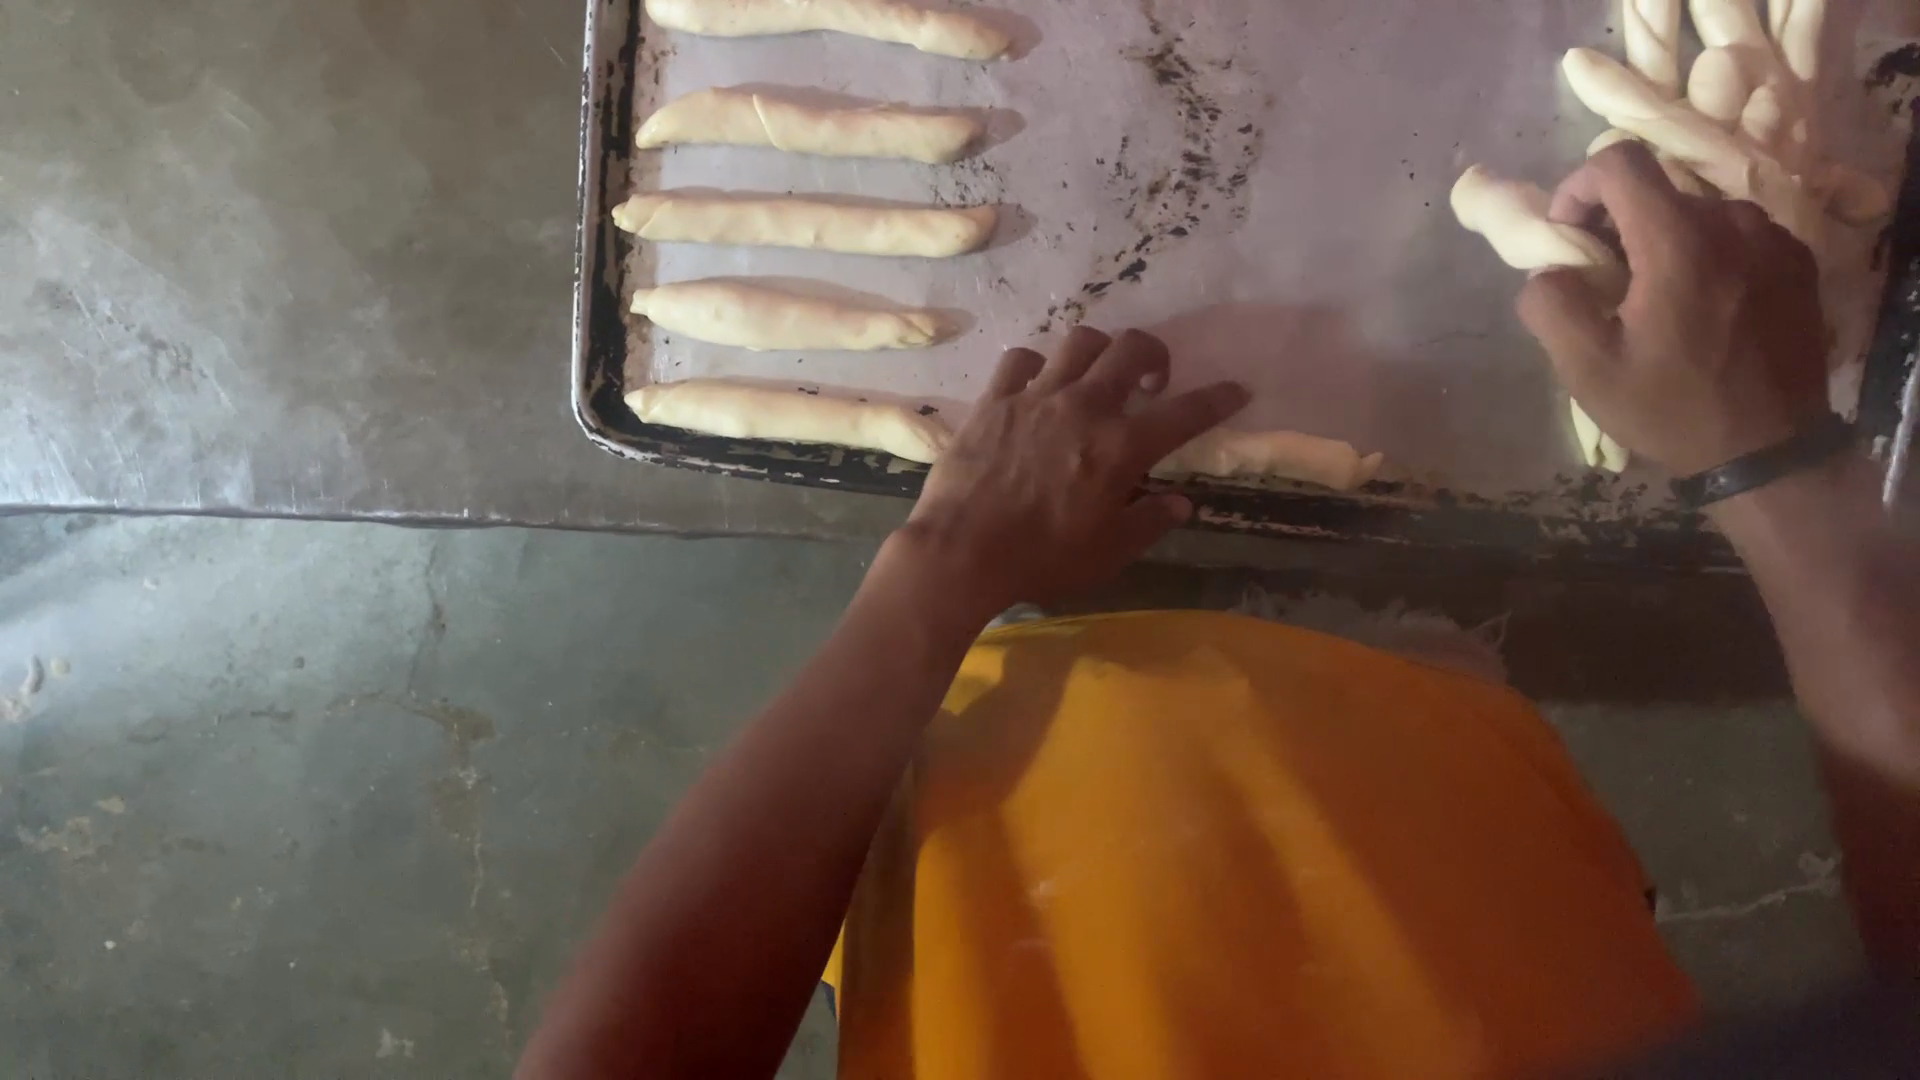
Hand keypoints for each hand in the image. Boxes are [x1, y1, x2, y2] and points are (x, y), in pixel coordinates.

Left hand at [882, 327, 1248, 624]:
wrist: (961, 551)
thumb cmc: (1041, 560)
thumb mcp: (1107, 553)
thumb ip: (1149, 523)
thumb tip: (1182, 503)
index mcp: (1120, 447)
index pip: (1185, 412)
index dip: (1218, 398)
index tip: (1236, 390)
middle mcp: (1084, 407)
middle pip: (1131, 349)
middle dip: (1155, 354)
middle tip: (1153, 380)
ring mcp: (1035, 397)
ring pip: (1078, 342)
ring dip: (1098, 351)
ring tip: (1096, 375)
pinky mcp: (994, 400)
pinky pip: (1020, 359)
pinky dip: (1037, 365)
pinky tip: (1037, 384)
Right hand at [1517, 142, 1829, 475]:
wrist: (1763, 445)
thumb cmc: (1664, 406)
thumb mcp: (1584, 367)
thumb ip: (1551, 306)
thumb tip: (1548, 271)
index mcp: (1678, 245)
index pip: (1621, 164)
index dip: (1577, 190)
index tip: (1566, 238)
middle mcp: (1733, 225)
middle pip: (1657, 187)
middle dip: (1611, 222)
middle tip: (1595, 280)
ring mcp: (1773, 240)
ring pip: (1695, 209)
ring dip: (1653, 238)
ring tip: (1639, 296)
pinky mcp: (1794, 262)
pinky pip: (1731, 233)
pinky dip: (1695, 252)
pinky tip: (1686, 305)